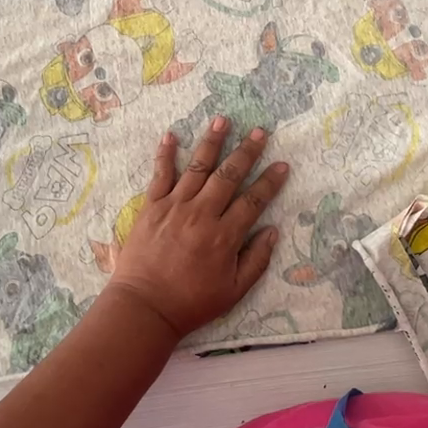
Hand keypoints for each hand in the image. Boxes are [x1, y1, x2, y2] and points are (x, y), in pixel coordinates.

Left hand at [106, 117, 288, 337]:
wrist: (145, 307)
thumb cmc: (191, 303)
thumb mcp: (234, 291)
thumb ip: (256, 260)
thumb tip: (273, 231)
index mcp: (224, 236)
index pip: (253, 201)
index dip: (270, 182)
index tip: (282, 165)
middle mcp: (202, 214)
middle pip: (229, 176)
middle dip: (246, 152)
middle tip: (259, 131)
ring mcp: (175, 207)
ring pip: (198, 168)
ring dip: (211, 142)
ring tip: (222, 120)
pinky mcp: (152, 207)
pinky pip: (160, 175)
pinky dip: (165, 154)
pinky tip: (171, 135)